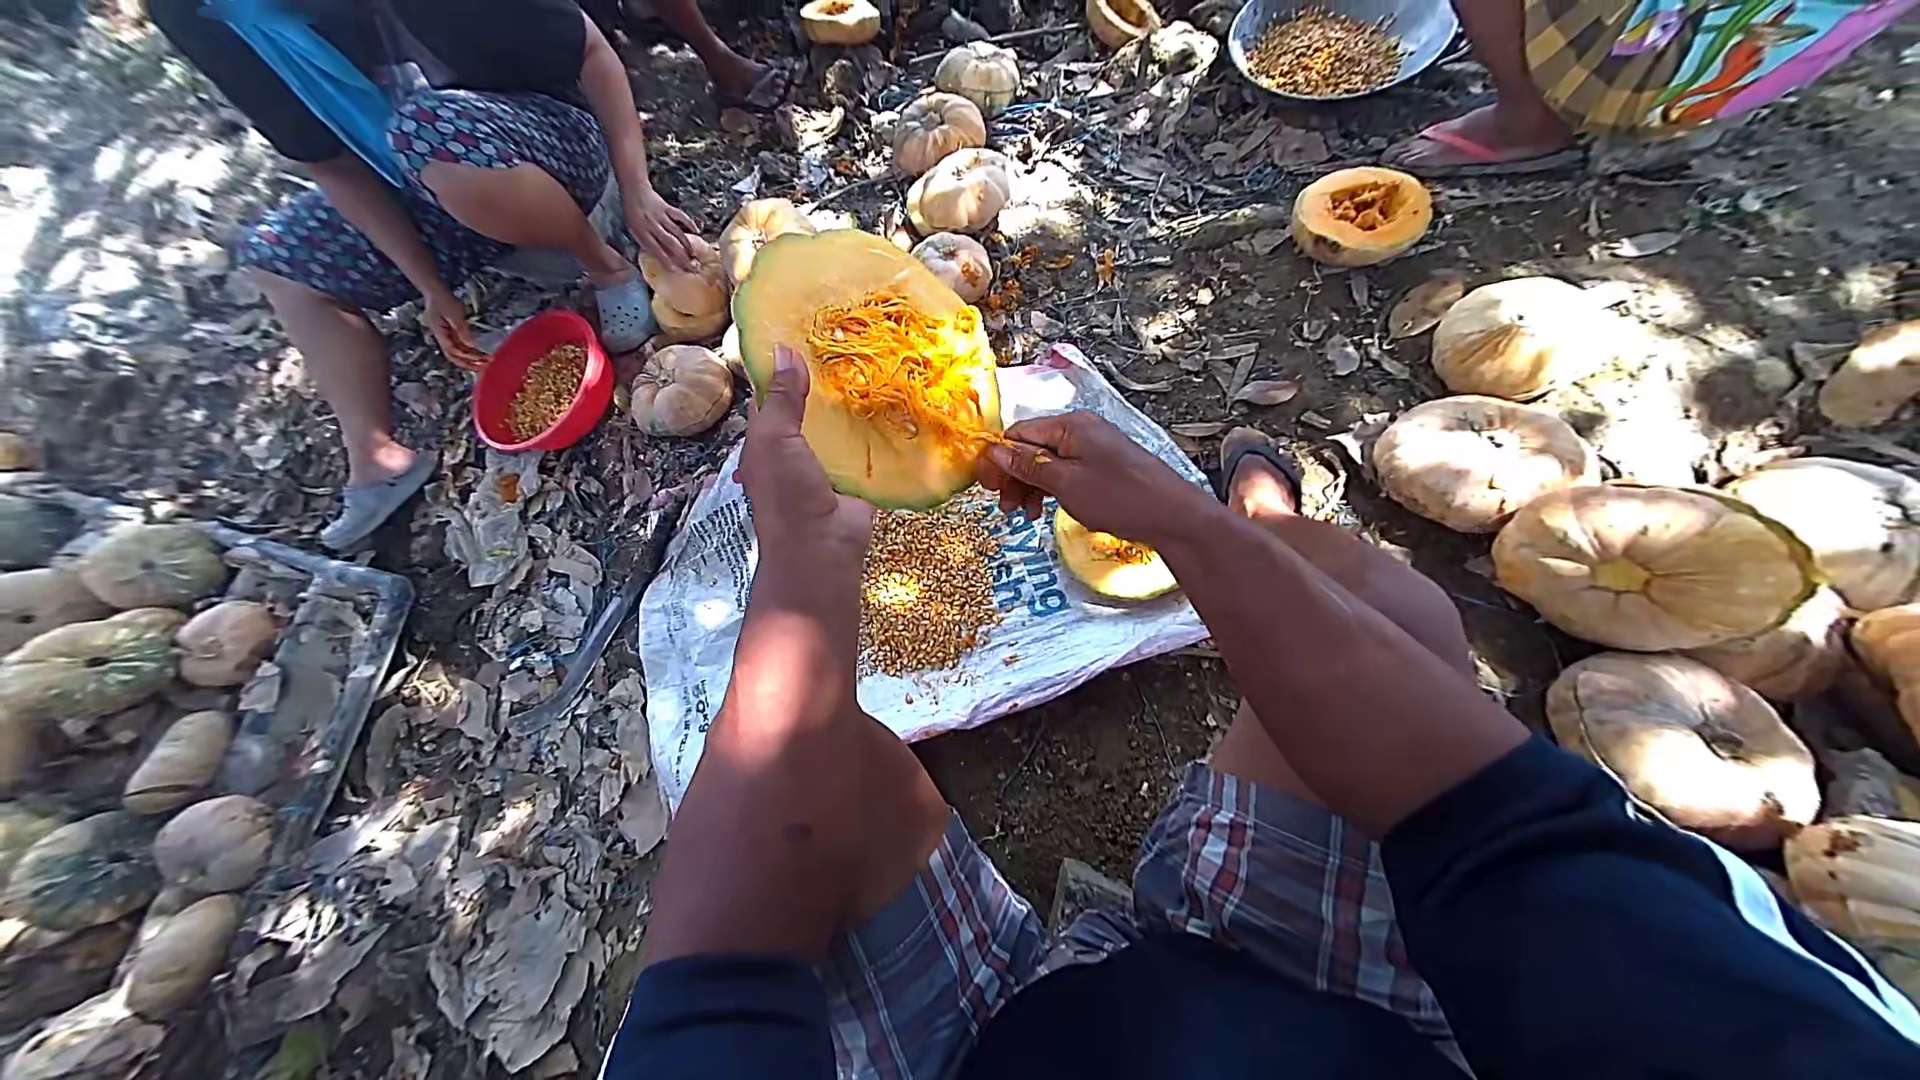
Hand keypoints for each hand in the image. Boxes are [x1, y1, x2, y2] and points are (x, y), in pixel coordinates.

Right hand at [422, 288, 487, 371]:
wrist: (437, 292)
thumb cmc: (445, 301)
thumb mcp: (454, 314)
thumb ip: (461, 329)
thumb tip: (471, 345)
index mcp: (439, 333)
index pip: (452, 350)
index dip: (467, 356)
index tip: (481, 358)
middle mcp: (442, 338)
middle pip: (454, 356)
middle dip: (468, 364)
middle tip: (485, 367)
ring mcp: (447, 337)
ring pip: (459, 353)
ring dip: (472, 359)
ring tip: (487, 363)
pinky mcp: (453, 334)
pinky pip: (462, 347)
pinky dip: (472, 353)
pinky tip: (482, 355)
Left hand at [624, 186, 700, 271]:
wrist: (634, 189)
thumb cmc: (632, 212)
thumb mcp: (632, 228)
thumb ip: (644, 240)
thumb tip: (658, 255)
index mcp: (641, 230)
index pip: (655, 249)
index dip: (665, 260)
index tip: (675, 270)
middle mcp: (652, 224)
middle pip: (670, 243)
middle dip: (681, 256)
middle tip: (691, 266)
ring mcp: (661, 216)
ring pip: (677, 232)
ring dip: (687, 244)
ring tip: (694, 254)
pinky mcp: (667, 208)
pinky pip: (681, 216)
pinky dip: (689, 223)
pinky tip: (696, 231)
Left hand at [739, 344, 872, 567]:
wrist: (821, 547)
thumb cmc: (786, 494)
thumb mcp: (774, 438)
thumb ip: (782, 397)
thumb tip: (784, 350)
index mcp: (767, 440)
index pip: (773, 395)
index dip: (784, 366)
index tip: (806, 332)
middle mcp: (797, 449)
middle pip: (811, 408)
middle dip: (826, 382)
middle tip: (852, 342)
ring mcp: (828, 463)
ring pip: (840, 426)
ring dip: (854, 404)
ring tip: (877, 363)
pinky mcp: (857, 476)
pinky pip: (867, 447)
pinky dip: (877, 429)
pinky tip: (894, 402)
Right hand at [977, 410, 1208, 544]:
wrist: (1174, 517)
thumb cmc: (1123, 498)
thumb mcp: (1066, 484)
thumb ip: (1028, 465)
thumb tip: (994, 450)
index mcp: (1071, 426)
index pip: (1018, 433)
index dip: (998, 459)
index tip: (988, 486)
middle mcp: (1081, 430)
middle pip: (1030, 447)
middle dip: (1013, 476)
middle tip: (1005, 505)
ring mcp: (1092, 448)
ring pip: (1045, 462)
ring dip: (1029, 486)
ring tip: (1023, 513)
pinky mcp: (1100, 466)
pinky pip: (1064, 472)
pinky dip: (1049, 490)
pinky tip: (1043, 510)